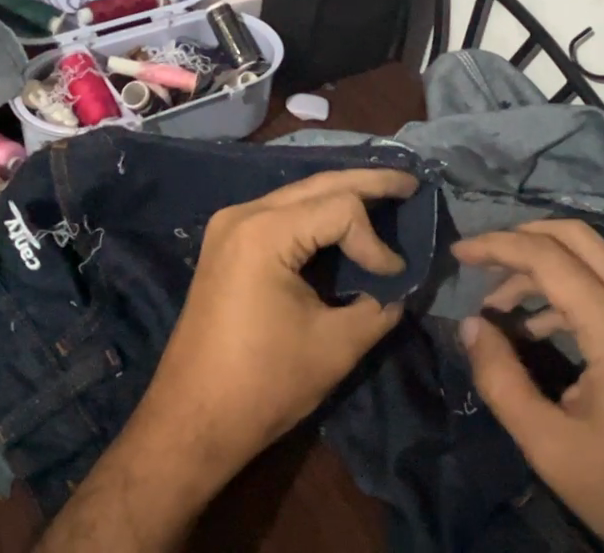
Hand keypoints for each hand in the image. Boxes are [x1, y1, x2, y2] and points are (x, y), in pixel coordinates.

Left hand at [141, 168, 416, 476]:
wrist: (193, 420)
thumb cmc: (264, 384)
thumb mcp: (336, 345)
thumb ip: (379, 307)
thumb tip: (403, 286)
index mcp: (264, 232)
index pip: (341, 209)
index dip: (375, 240)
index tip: (394, 278)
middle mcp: (243, 215)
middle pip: (318, 185)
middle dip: (368, 183)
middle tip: (410, 183)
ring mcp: (230, 227)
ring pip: (299, 195)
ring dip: (342, 195)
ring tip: (386, 195)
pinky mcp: (228, 245)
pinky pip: (281, 214)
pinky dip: (316, 215)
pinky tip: (345, 220)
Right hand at [455, 221, 603, 552]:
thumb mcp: (552, 447)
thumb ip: (501, 380)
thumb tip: (471, 326)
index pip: (547, 256)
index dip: (496, 246)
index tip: (456, 252)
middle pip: (577, 237)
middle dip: (523, 238)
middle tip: (480, 263)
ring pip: (597, 259)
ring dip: (546, 268)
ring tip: (502, 308)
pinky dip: (572, 290)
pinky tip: (542, 329)